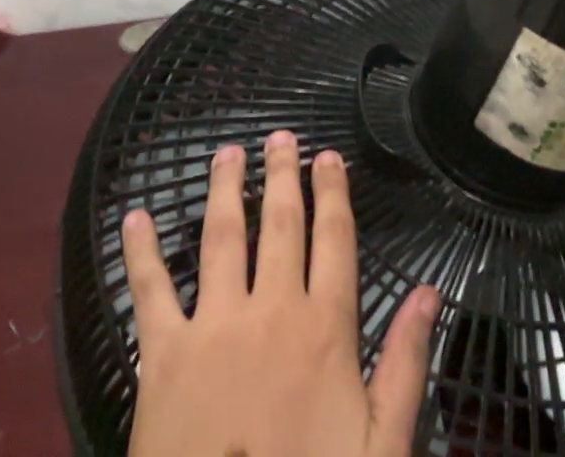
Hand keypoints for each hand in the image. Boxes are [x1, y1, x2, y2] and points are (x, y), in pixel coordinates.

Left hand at [120, 129, 439, 456]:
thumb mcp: (382, 438)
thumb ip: (405, 361)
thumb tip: (429, 293)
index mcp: (325, 327)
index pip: (334, 241)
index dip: (333, 194)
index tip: (328, 157)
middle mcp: (271, 310)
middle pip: (280, 225)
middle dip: (282, 176)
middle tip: (280, 137)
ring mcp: (213, 326)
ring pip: (221, 238)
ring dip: (225, 190)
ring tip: (227, 153)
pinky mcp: (160, 354)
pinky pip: (149, 290)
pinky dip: (140, 251)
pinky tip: (135, 217)